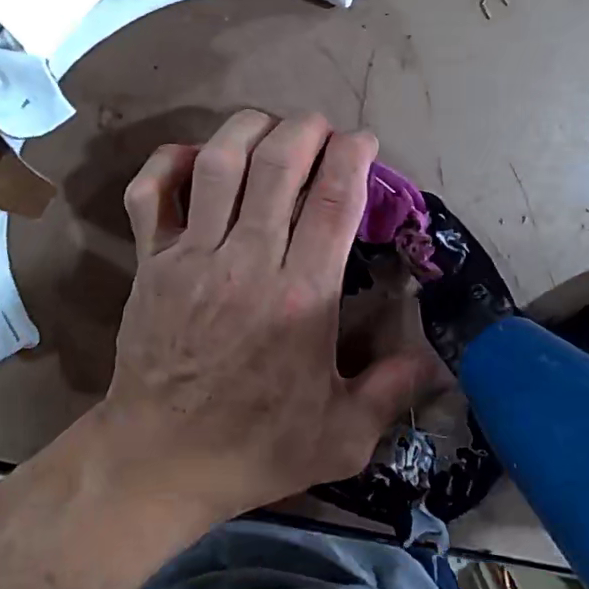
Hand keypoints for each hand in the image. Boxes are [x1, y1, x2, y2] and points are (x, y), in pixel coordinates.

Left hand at [96, 110, 443, 522]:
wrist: (158, 462)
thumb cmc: (256, 447)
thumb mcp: (342, 436)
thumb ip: (392, 390)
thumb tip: (438, 361)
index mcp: (302, 296)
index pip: (334, 201)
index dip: (353, 157)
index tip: (364, 141)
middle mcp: (248, 262)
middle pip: (278, 166)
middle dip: (307, 129)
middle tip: (323, 126)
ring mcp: (192, 258)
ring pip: (219, 164)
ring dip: (249, 130)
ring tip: (271, 125)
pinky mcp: (150, 263)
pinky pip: (151, 193)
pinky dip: (171, 161)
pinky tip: (197, 155)